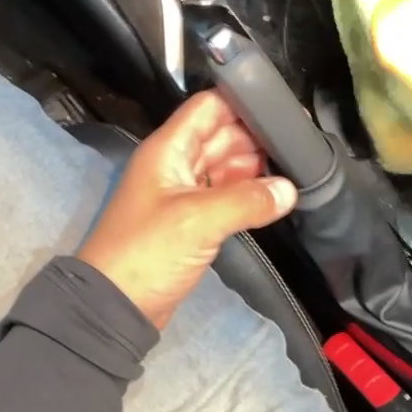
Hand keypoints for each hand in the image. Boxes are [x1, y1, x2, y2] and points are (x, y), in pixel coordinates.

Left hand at [77, 92, 297, 327]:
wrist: (115, 306)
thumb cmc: (146, 252)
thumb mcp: (198, 220)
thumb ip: (247, 200)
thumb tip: (288, 190)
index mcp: (168, 149)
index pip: (209, 107)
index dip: (244, 105)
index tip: (283, 114)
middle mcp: (174, 164)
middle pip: (221, 135)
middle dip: (255, 139)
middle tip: (296, 149)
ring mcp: (181, 194)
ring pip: (223, 167)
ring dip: (253, 168)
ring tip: (291, 173)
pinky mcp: (189, 222)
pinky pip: (222, 196)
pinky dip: (245, 194)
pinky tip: (272, 199)